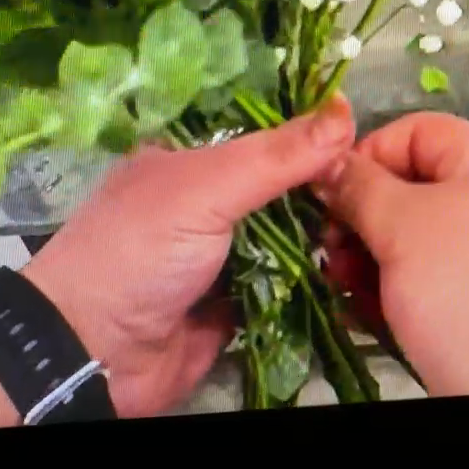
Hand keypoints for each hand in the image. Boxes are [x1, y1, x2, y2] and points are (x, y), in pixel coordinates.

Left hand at [22, 98, 353, 416]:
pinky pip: (286, 279)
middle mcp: (208, 199)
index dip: (309, 130)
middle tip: (377, 181)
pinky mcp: (237, 299)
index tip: (363, 130)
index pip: (262, 131)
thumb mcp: (206, 188)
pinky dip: (313, 273)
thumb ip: (276, 156)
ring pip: (288, 231)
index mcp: (191, 157)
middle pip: (281, 182)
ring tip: (375, 219)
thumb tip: (345, 110)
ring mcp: (223, 251)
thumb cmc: (139, 250)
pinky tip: (353, 259)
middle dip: (323, 183)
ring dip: (323, 229)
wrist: (90, 358)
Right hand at [318, 112, 468, 396]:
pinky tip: (354, 304)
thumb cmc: (463, 287)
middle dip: (358, 211)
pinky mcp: (464, 295)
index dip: (370, 150)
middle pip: (404, 184)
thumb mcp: (402, 225)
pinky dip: (382, 284)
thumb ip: (359, 186)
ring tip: (337, 279)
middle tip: (328, 243)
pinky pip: (414, 273)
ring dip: (362, 252)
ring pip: (403, 233)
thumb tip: (326, 162)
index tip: (333, 188)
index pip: (415, 131)